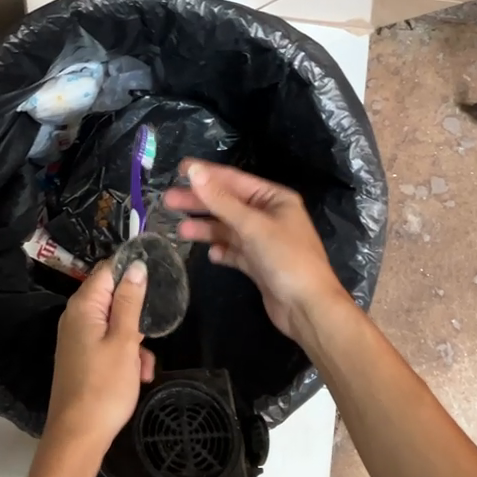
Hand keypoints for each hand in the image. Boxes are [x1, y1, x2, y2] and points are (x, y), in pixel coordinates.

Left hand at [46, 259, 156, 452]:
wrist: (78, 436)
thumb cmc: (104, 386)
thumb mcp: (124, 340)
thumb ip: (129, 301)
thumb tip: (135, 265)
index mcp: (83, 306)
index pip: (107, 270)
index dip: (131, 270)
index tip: (157, 278)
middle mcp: (75, 316)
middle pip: (112, 298)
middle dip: (136, 315)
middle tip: (152, 334)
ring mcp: (77, 338)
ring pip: (115, 325)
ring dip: (134, 341)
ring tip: (144, 366)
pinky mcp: (81, 357)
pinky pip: (107, 344)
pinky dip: (124, 356)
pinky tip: (137, 376)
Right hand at [165, 160, 352, 339]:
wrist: (308, 308)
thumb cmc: (286, 258)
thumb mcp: (252, 225)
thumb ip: (220, 199)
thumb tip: (193, 171)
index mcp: (274, 199)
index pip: (234, 180)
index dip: (207, 174)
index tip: (180, 169)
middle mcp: (269, 216)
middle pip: (228, 204)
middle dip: (200, 203)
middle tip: (168, 200)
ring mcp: (264, 241)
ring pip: (228, 229)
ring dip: (206, 229)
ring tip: (180, 231)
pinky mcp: (259, 264)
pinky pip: (234, 251)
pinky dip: (222, 251)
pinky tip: (211, 254)